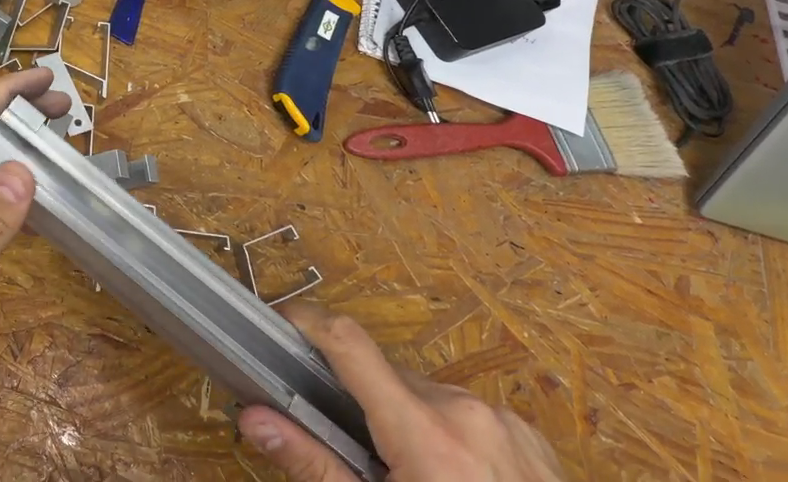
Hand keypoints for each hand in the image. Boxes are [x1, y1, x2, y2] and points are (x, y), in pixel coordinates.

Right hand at [239, 302, 564, 480]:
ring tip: (413, 478)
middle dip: (363, 403)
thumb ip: (314, 465)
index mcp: (424, 431)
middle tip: (357, 454)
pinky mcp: (534, 439)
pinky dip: (450, 435)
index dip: (308, 321)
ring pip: (428, 396)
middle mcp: (465, 411)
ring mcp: (506, 423)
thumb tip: (253, 418)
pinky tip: (455, 481)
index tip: (280, 323)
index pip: (348, 341)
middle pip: (386, 376)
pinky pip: (470, 417)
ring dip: (407, 420)